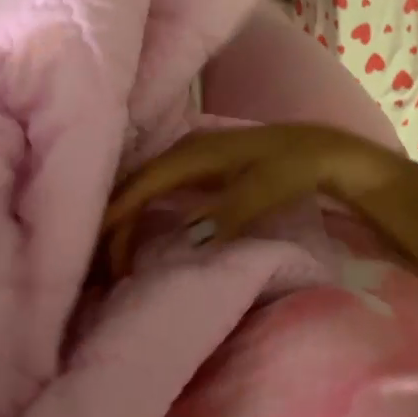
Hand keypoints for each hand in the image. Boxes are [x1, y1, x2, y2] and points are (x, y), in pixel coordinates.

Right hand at [100, 125, 398, 275]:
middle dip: (112, 223)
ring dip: (124, 218)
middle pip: (133, 186)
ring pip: (142, 187)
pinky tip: (137, 234)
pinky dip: (141, 211)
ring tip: (110, 255)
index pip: (139, 186)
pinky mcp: (198, 170)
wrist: (320, 150)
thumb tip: (191, 241)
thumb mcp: (264, 189)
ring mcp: (189, 158)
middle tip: (100, 267)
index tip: (97, 253)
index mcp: (191, 154)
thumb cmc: (292, 166)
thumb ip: (229, 214)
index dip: (116, 217)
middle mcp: (181, 152)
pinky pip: (157, 189)